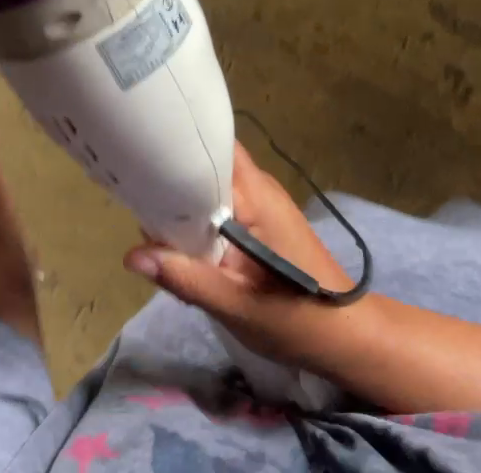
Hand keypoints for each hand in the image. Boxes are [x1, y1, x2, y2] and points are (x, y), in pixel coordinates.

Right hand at [124, 145, 382, 368]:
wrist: (349, 338)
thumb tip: (131, 255)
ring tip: (146, 210)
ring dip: (179, 196)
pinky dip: (195, 212)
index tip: (134, 153)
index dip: (171, 143)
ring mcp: (260, 200)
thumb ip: (185, 277)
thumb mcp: (235, 304)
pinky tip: (176, 234)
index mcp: (254, 194)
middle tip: (132, 190)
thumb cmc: (297, 318)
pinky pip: (218, 199)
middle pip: (203, 159)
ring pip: (208, 181)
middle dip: (168, 172)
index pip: (208, 144)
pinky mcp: (260, 218)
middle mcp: (257, 186)